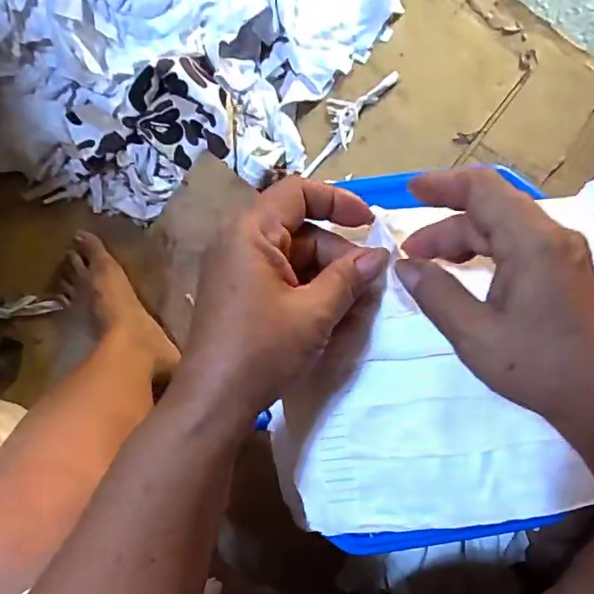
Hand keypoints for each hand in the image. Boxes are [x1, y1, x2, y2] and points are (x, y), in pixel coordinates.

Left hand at [180, 176, 388, 416]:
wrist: (213, 401)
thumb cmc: (261, 350)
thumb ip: (348, 278)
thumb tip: (379, 256)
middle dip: (339, 255)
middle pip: (300, 230)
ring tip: (357, 308)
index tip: (369, 224)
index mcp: (250, 232)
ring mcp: (238, 272)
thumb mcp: (313, 313)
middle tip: (370, 286)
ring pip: (295, 260)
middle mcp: (239, 243)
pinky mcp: (241, 297)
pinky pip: (282, 282)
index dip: (338, 200)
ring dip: (328, 279)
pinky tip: (333, 318)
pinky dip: (309, 294)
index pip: (297, 192)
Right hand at [395, 168, 593, 438]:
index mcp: (533, 243)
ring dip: (466, 240)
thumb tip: (405, 267)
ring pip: (506, 227)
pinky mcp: (567, 268)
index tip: (410, 190)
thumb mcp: (474, 334)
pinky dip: (488, 251)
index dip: (443, 185)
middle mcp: (554, 236)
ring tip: (430, 264)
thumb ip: (436, 294)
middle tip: (410, 256)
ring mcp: (565, 251)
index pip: (483, 190)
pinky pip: (521, 244)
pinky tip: (466, 271)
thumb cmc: (537, 366)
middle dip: (446, 226)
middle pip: (492, 209)